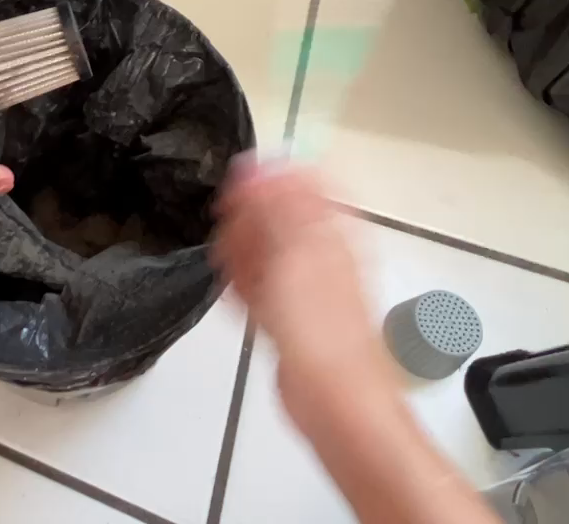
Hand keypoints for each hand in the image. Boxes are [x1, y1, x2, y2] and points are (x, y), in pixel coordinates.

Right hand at [213, 155, 397, 409]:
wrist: (333, 400)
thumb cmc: (322, 329)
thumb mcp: (295, 253)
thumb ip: (276, 206)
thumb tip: (260, 167)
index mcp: (332, 228)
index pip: (304, 178)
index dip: (269, 176)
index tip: (241, 190)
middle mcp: (321, 248)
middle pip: (276, 212)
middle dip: (248, 223)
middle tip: (236, 240)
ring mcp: (305, 280)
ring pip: (263, 246)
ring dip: (241, 256)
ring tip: (238, 275)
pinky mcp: (290, 309)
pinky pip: (258, 281)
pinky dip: (245, 285)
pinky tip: (241, 298)